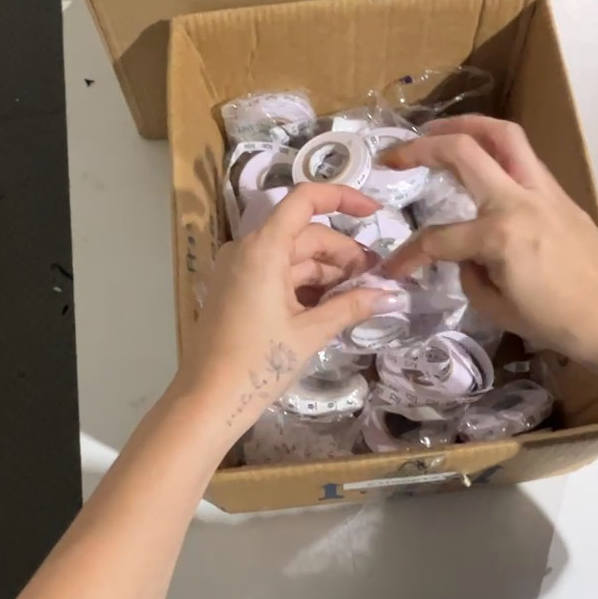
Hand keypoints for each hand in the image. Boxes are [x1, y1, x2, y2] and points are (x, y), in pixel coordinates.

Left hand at [175, 183, 391, 436]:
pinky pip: (277, 275)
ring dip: (326, 272)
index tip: (374, 214)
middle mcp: (247, 249)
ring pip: (293, 257)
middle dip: (343, 253)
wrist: (207, 399)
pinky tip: (330, 306)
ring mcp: (239, 269)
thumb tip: (390, 295)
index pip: (305, 200)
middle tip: (375, 280)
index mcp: (263, 248)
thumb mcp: (309, 333)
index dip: (342, 198)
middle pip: (305, 234)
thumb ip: (350, 307)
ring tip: (357, 297)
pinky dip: (305, 285)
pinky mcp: (236, 290)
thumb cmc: (257, 363)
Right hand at [381, 115, 597, 368]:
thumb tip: (465, 256)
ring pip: (504, 136)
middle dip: (423, 147)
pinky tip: (482, 166)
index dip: (409, 255)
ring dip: (466, 126)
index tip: (392, 269)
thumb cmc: (556, 323)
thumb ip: (470, 274)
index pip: (438, 239)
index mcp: (499, 235)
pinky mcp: (562, 196)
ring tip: (439, 131)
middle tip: (396, 154)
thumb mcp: (496, 307)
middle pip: (465, 151)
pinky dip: (495, 151)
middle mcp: (519, 200)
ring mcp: (545, 192)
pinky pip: (523, 160)